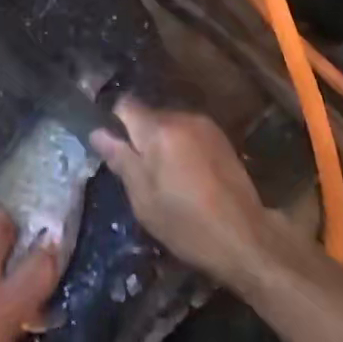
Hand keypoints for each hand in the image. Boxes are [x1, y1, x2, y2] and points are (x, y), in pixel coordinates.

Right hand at [91, 97, 277, 286]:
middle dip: (140, 136)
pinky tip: (188, 175)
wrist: (245, 236)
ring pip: (169, 123)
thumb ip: (120, 160)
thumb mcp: (143, 199)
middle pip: (148, 115)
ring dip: (162, 141)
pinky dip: (182, 146)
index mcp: (157, 130)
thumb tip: (97, 132)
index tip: (115, 148)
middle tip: (140, 172)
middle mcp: (181, 117)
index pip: (125, 104)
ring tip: (167, 176)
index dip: (115, 122)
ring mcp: (203, 124)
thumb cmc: (186, 223)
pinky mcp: (220, 136)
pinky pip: (188, 131)